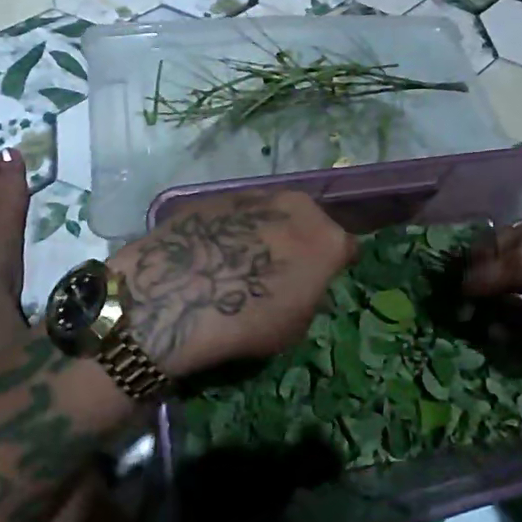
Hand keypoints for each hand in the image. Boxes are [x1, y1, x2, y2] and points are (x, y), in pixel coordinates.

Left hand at [105, 190, 355, 376]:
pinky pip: (238, 213)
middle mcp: (298, 206)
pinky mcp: (217, 195)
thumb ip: (308, 297)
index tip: (322, 281)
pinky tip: (214, 253)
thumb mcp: (295, 327)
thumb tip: (301, 286)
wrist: (175, 295)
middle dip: (302, 242)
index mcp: (327, 238)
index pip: (346, 249)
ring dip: (268, 232)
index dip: (335, 266)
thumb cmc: (247, 319)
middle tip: (283, 269)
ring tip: (243, 261)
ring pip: (273, 213)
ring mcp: (256, 195)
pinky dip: (233, 228)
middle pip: (310, 222)